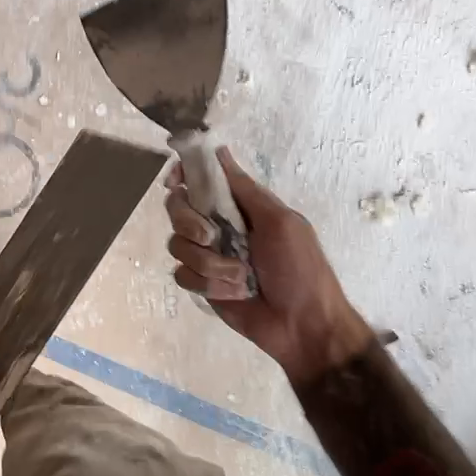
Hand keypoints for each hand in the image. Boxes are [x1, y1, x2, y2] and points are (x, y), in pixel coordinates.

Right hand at [165, 147, 372, 385]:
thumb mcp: (280, 221)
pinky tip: (234, 292)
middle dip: (190, 223)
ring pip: (177, 245)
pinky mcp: (201, 284)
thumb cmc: (299, 268)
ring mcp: (207, 256)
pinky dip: (208, 284)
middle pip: (177, 210)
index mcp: (239, 207)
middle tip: (212, 237)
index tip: (175, 182)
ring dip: (210, 263)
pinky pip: (183, 275)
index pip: (201, 181)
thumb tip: (220, 152)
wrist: (301, 323)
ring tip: (241, 277)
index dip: (183, 176)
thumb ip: (246, 190)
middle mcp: (218, 227)